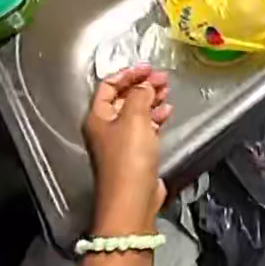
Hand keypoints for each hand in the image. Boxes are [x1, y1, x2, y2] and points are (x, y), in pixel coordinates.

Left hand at [82, 65, 172, 234]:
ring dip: (150, 99)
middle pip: (123, 98)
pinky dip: (155, 116)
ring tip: (167, 91)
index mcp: (97, 117)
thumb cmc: (129, 157)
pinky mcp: (135, 153)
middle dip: (142, 85)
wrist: (132, 197)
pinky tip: (166, 112)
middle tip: (162, 78)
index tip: (147, 68)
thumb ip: (140, 96)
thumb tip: (145, 86)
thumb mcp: (134, 118)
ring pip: (135, 111)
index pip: (108, 86)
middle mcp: (106, 127)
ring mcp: (120, 141)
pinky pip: (145, 126)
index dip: (127, 74)